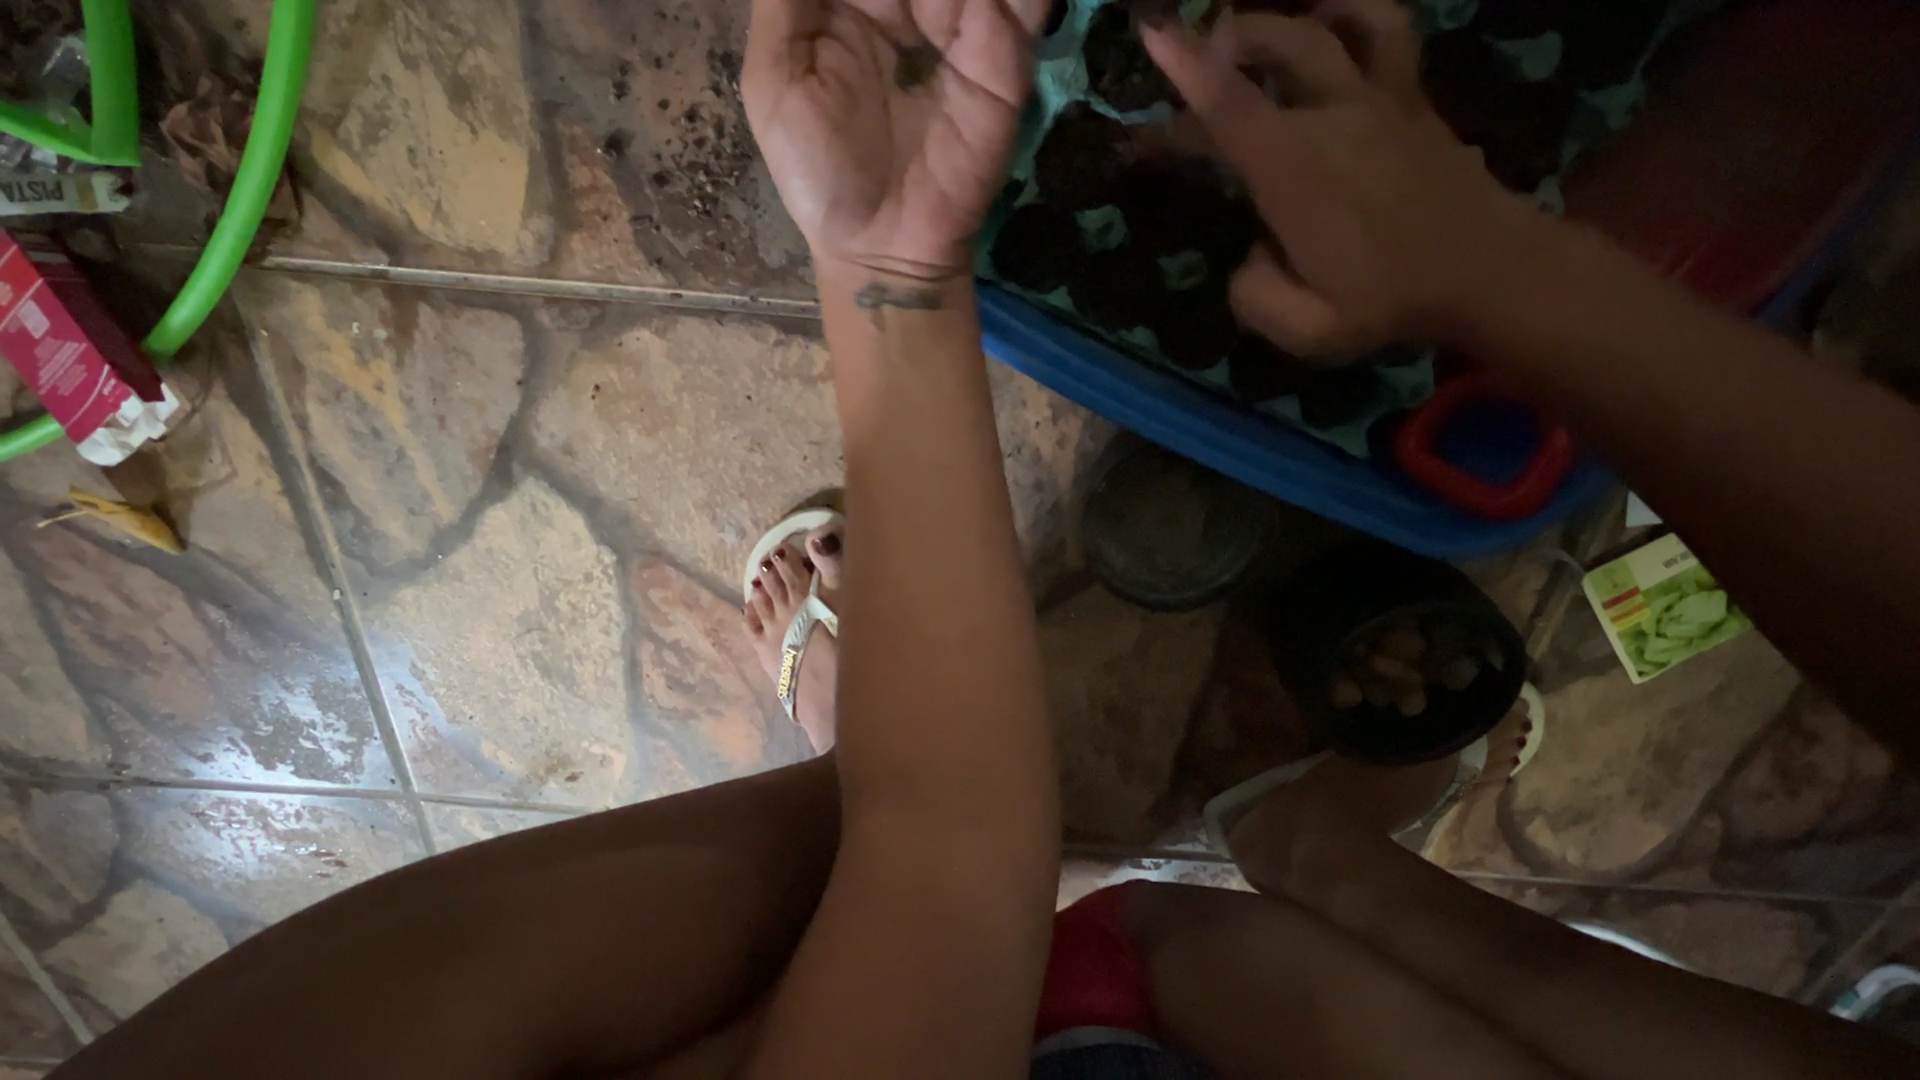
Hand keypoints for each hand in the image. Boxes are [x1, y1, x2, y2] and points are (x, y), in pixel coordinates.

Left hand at [743, 0, 1047, 282]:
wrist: (878, 247)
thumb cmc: (819, 173)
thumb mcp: (773, 83)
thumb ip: (784, 1)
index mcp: (855, 3)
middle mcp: (912, 7)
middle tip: (897, 10)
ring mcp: (962, 34)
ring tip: (926, 13)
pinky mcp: (1002, 68)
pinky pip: (1019, 8)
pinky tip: (977, 8)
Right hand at [1142, 0, 1549, 356]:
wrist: (1489, 273)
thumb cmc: (1390, 302)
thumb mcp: (1305, 328)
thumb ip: (1254, 293)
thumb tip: (1249, 256)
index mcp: (1292, 171)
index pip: (1227, 107)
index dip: (1184, 68)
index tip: (1152, 31)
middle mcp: (1331, 117)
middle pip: (1269, 51)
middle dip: (1219, 48)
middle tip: (1195, 62)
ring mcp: (1379, 99)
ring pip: (1327, 26)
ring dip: (1279, 22)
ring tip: (1250, 36)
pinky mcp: (1413, 100)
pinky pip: (1385, 32)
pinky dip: (1354, 15)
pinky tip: (1333, 23)